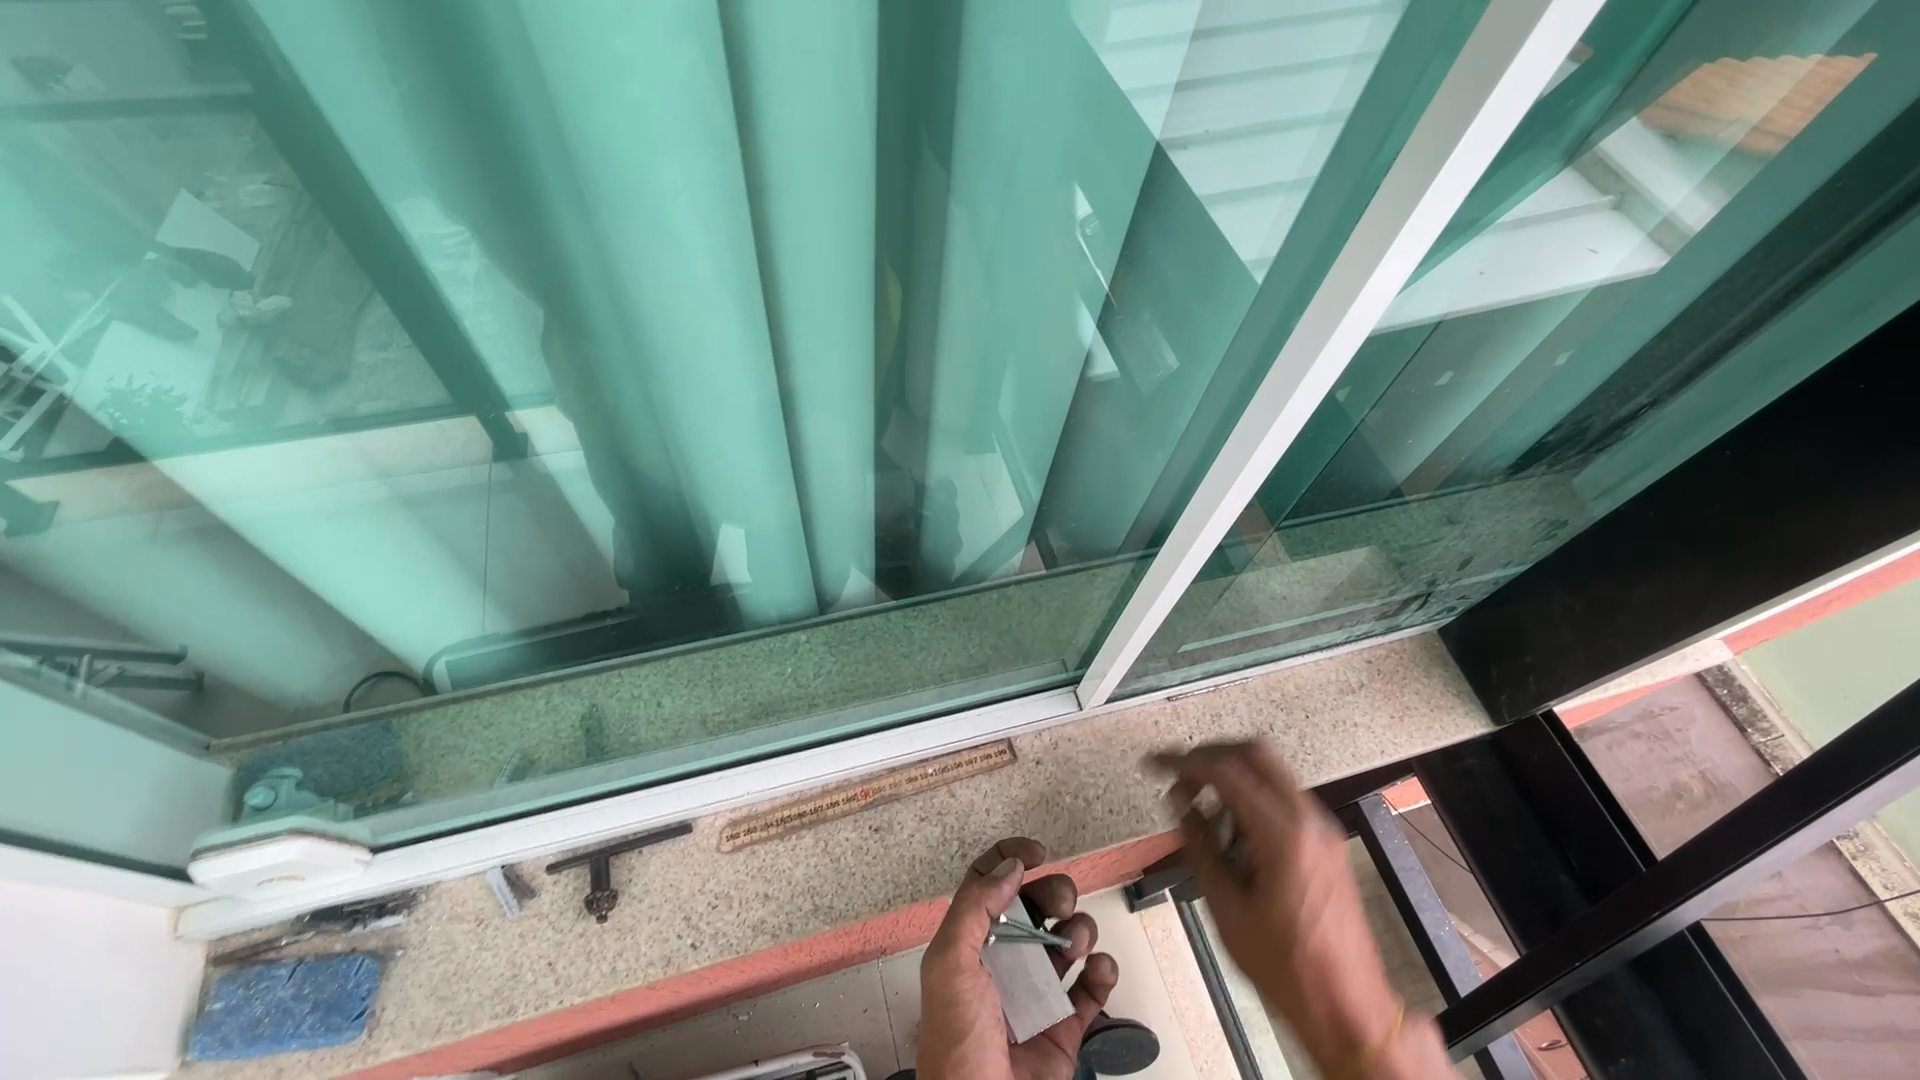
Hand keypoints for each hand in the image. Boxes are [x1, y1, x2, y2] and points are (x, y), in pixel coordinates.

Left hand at [917, 838, 1118, 1079]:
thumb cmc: (956, 1039)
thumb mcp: (950, 965)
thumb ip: (975, 908)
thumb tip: (1010, 865)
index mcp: (970, 943)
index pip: (988, 884)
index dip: (1010, 859)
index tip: (1038, 854)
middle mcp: (1003, 961)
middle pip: (1035, 907)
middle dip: (1054, 894)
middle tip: (1062, 903)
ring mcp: (1036, 992)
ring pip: (1066, 941)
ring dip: (1080, 930)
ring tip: (1077, 942)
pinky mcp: (1064, 1025)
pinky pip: (1091, 988)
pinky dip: (1102, 972)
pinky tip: (1100, 968)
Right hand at [1153, 742, 1451, 1078]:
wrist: (1348, 1005)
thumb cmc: (1287, 967)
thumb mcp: (1227, 908)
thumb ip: (1201, 846)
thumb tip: (1182, 806)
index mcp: (1283, 834)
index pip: (1227, 771)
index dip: (1184, 762)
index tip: (1156, 763)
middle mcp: (1309, 820)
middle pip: (1254, 753)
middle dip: (1210, 755)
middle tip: (1179, 775)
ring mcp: (1323, 829)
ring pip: (1270, 772)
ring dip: (1231, 778)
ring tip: (1201, 812)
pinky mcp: (1326, 842)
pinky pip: (1283, 798)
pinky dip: (1252, 798)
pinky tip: (1230, 832)